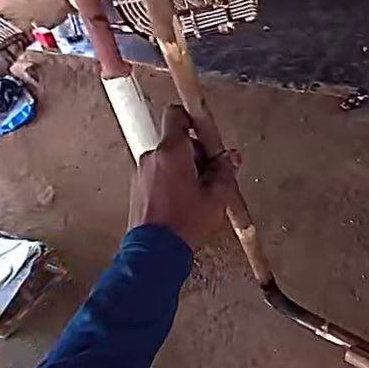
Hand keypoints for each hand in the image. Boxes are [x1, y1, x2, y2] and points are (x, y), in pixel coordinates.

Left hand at [129, 106, 240, 246]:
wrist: (155, 251)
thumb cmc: (186, 222)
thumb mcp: (217, 196)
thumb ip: (225, 170)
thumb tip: (230, 157)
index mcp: (171, 152)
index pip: (176, 116)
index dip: (193, 120)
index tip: (208, 135)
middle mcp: (152, 157)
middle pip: (177, 141)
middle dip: (197, 153)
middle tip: (214, 173)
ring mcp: (142, 172)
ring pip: (169, 159)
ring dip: (186, 168)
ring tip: (202, 192)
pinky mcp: (138, 188)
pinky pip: (160, 174)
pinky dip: (174, 180)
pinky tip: (187, 200)